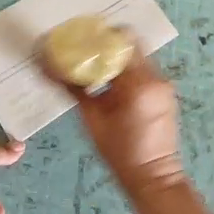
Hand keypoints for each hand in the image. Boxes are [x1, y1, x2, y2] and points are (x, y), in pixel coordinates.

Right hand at [44, 52, 186, 194]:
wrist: (153, 177)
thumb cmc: (119, 152)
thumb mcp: (91, 119)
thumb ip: (73, 88)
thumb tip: (47, 67)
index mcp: (137, 84)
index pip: (120, 43)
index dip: (100, 36)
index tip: (81, 39)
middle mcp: (155, 78)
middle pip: (132, 44)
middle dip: (108, 44)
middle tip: (87, 50)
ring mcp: (163, 84)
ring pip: (139, 55)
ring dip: (118, 56)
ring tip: (98, 66)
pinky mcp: (165, 92)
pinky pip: (145, 69)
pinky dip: (129, 69)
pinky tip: (113, 81)